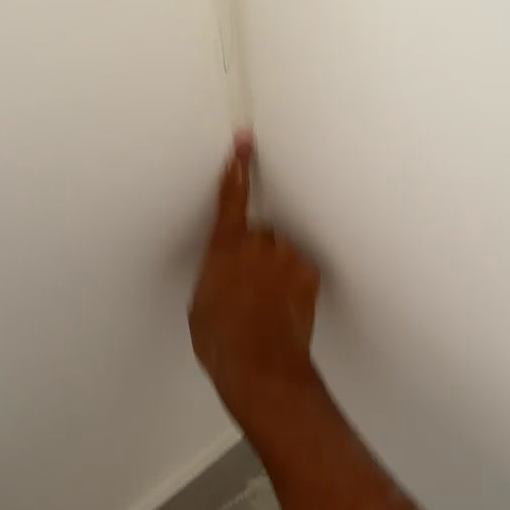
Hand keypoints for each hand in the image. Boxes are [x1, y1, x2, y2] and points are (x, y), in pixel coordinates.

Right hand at [189, 134, 321, 428]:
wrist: (259, 367)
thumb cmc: (222, 342)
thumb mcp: (201, 304)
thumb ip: (214, 273)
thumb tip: (224, 272)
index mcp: (224, 248)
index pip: (230, 199)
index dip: (236, 169)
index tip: (243, 143)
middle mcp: (257, 245)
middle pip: (258, 237)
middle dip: (254, 257)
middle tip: (248, 292)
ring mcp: (286, 258)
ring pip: (280, 256)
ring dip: (275, 273)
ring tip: (266, 307)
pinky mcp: (308, 274)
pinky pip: (298, 271)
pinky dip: (293, 286)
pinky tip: (283, 310)